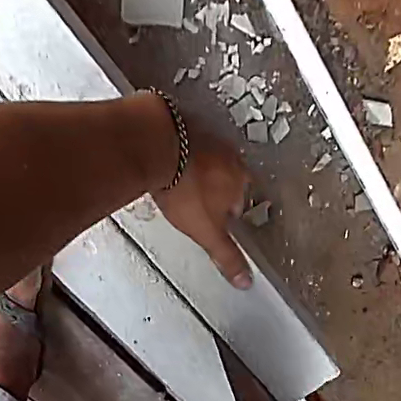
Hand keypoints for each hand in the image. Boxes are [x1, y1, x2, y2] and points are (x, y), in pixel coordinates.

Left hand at [152, 115, 252, 288]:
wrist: (156, 146)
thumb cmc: (185, 186)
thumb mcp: (207, 231)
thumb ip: (227, 256)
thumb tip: (245, 279)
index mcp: (240, 180)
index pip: (242, 201)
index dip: (227, 213)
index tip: (216, 219)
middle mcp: (228, 154)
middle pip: (225, 176)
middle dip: (212, 188)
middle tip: (194, 199)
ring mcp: (206, 135)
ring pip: (205, 157)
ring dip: (195, 166)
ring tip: (178, 178)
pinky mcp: (182, 121)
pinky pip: (183, 138)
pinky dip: (177, 148)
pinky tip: (164, 157)